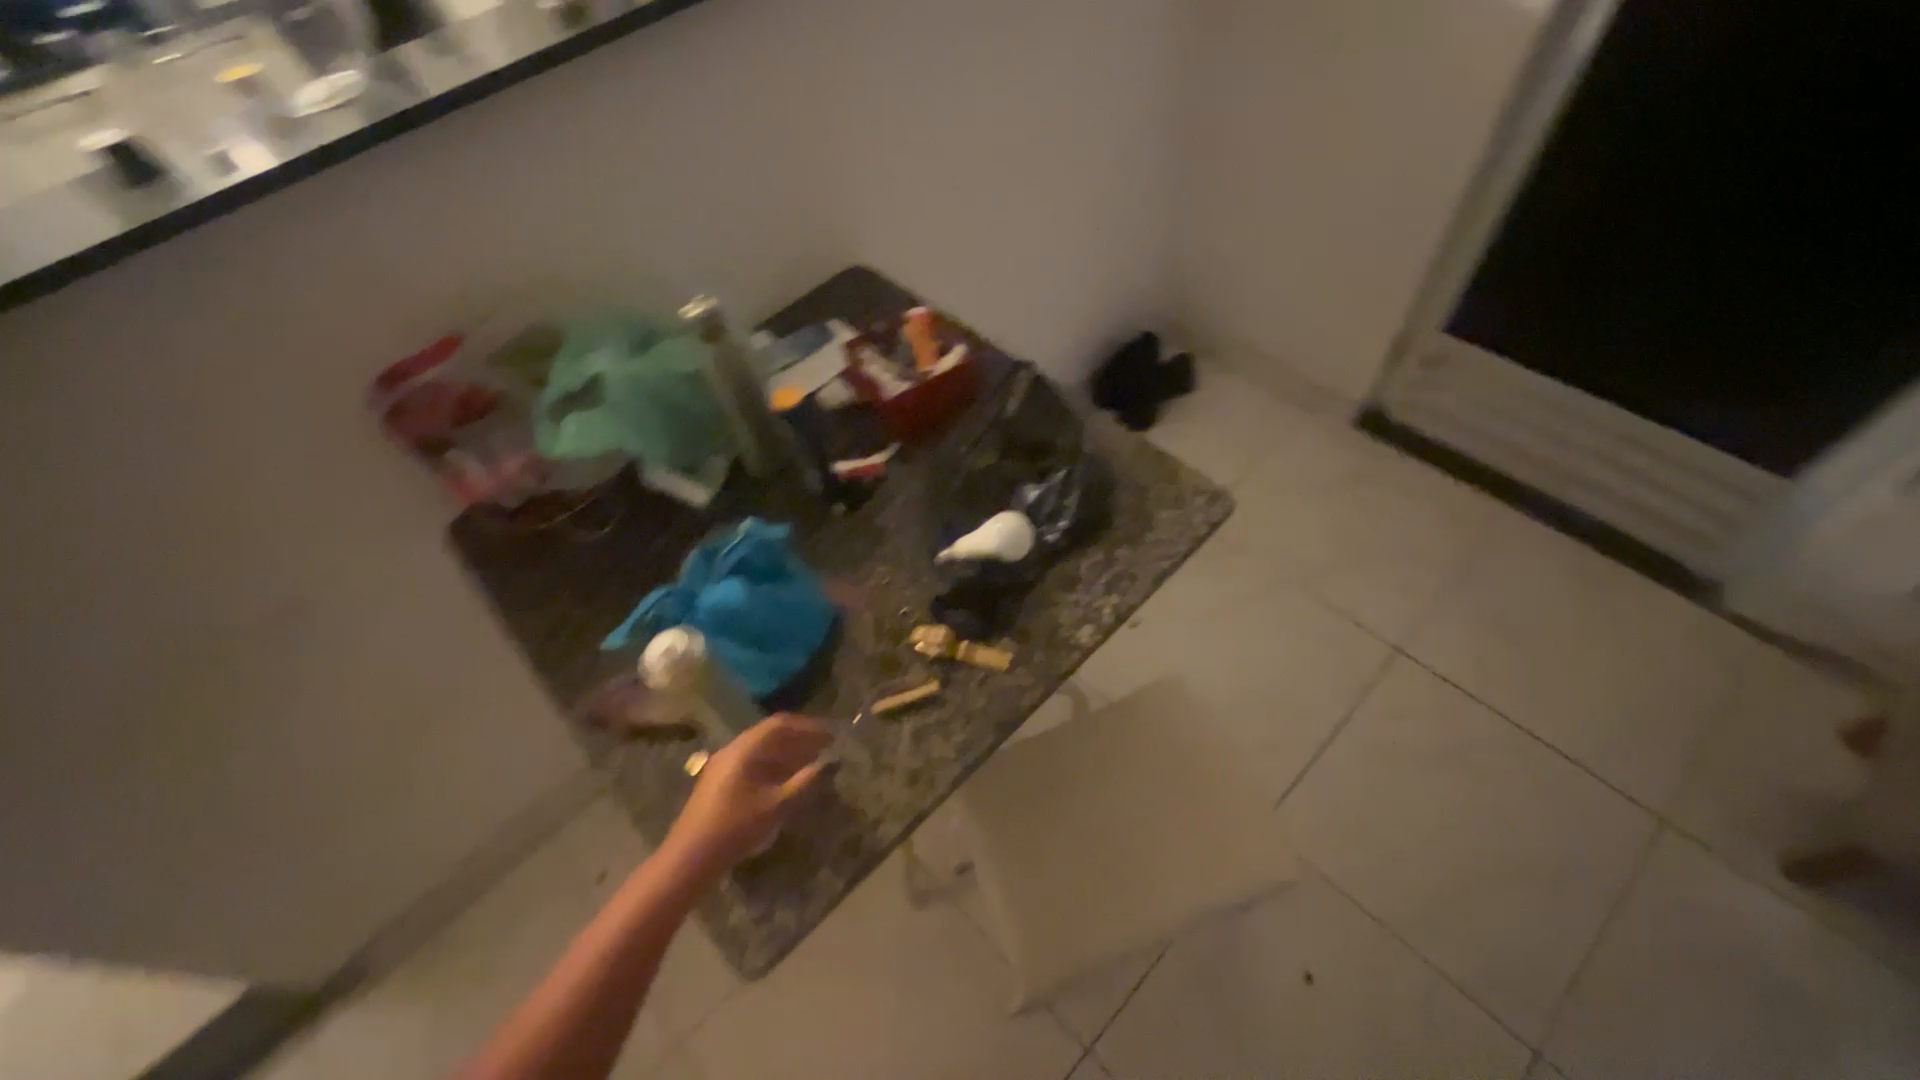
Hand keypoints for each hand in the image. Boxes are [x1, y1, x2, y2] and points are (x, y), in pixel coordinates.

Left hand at [662, 713, 830, 876]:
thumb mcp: (776, 805)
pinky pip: (753, 764)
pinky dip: (775, 767)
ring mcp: (724, 766)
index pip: (780, 725)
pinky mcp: (721, 782)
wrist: (691, 855)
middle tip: (826, 748)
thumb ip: (805, 781)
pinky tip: (789, 780)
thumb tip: (829, 763)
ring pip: (762, 751)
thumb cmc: (736, 826)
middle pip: (771, 735)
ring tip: (813, 763)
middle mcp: (733, 750)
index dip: (808, 727)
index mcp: (744, 749)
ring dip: (788, 754)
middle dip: (800, 740)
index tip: (831, 735)